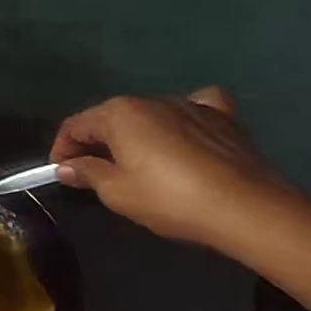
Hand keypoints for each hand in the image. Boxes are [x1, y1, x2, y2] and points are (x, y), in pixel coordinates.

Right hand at [48, 86, 308, 251]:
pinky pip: (196, 107)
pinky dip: (185, 116)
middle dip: (97, 142)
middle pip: (110, 117)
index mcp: (118, 113)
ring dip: (136, 132)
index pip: (75, 126)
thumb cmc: (171, 199)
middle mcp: (149, 100)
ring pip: (149, 112)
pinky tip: (187, 131)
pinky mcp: (222, 118)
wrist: (249, 210)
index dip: (62, 149)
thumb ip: (88, 173)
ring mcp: (189, 104)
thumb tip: (69, 166)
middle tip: (94, 172)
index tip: (61, 173)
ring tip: (139, 161)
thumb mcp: (117, 192)